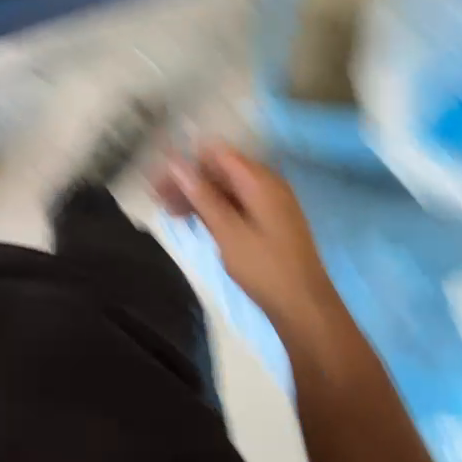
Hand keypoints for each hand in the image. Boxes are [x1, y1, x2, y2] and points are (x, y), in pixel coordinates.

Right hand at [153, 143, 344, 339]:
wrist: (304, 308)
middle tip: (157, 196)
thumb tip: (174, 162)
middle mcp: (265, 185)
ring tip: (168, 210)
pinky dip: (211, 209)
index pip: (216, 153)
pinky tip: (191, 220)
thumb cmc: (265, 267)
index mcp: (260, 181)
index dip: (186, 159)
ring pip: (223, 188)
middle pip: (218, 170)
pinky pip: (232, 203)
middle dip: (187, 179)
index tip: (160, 175)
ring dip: (195, 195)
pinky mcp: (265, 221)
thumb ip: (201, 195)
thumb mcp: (227, 231)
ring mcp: (266, 204)